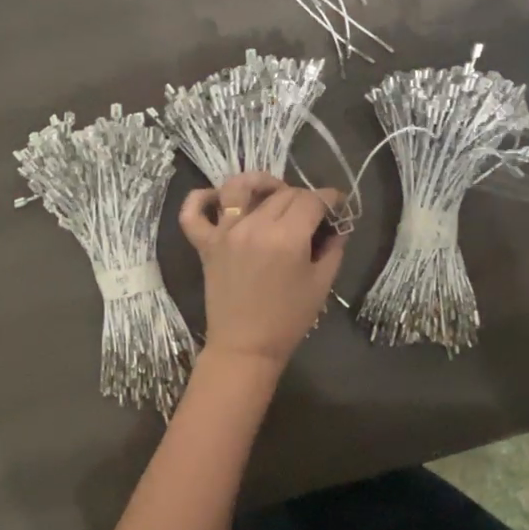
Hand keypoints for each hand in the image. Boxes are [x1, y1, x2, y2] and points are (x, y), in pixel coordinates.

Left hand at [177, 173, 347, 369]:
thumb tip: (336, 226)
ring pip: (238, 188)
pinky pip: (192, 213)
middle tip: (311, 214)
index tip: (336, 206)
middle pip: (282, 193)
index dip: (330, 199)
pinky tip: (217, 199)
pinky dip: (200, 199)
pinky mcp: (205, 244)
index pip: (312, 200)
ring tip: (270, 192)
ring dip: (258, 183)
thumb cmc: (288, 319)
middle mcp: (254, 227)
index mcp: (287, 238)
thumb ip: (332, 248)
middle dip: (303, 197)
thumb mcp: (321, 284)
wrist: (245, 346)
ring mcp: (225, 233)